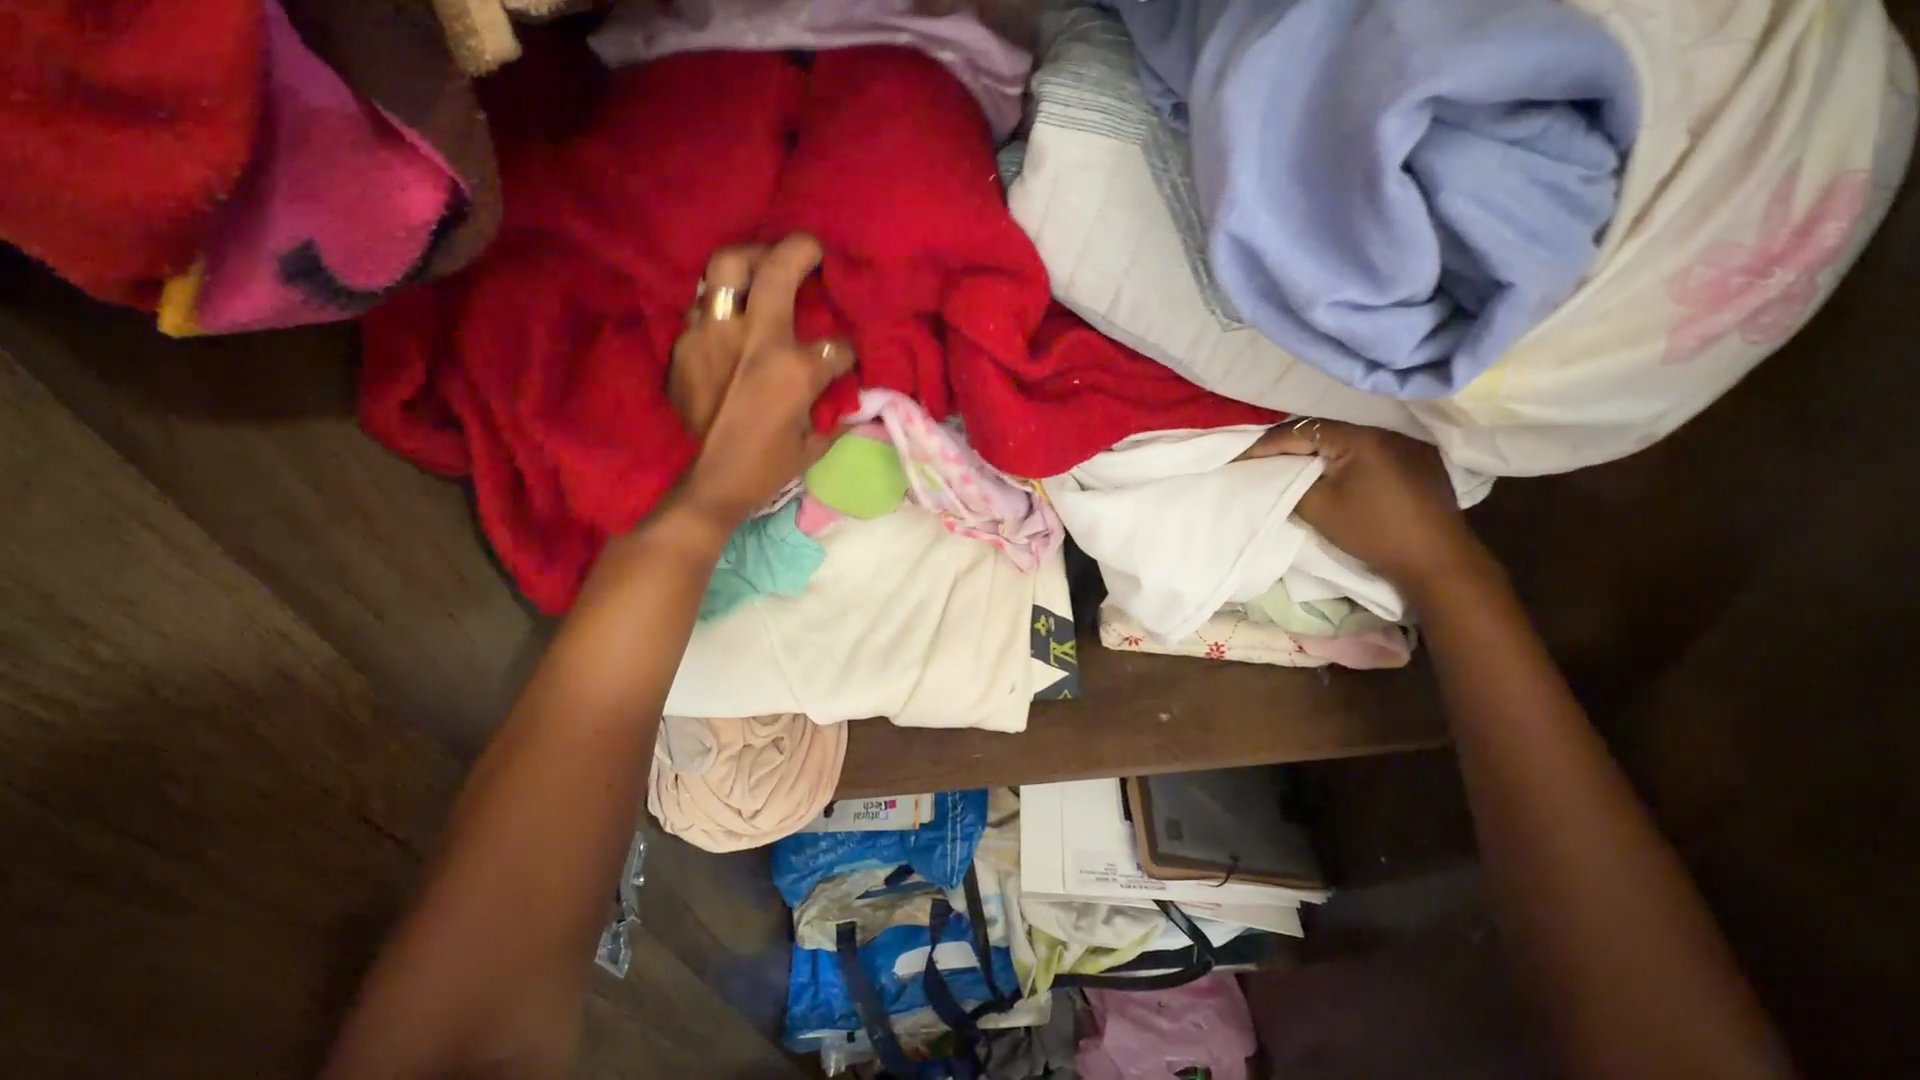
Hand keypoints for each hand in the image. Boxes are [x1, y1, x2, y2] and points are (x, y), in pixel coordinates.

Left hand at [671, 234, 854, 528]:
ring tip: (763, 264)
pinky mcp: (685, 344)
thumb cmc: (768, 467)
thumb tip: (850, 388)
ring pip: (726, 266)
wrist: (710, 482)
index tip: (846, 359)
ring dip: (751, 258)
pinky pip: (703, 302)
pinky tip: (732, 311)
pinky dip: (721, 300)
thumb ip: (835, 407)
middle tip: (812, 250)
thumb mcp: (816, 442)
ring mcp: (713, 335)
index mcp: (793, 369)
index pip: (837, 344)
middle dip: (801, 249)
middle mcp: (753, 339)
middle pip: (776, 267)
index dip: (848, 351)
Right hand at [1253, 420, 1491, 593]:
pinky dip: (1345, 458)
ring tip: (1293, 464)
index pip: (1300, 431)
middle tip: (1261, 459)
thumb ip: (1290, 484)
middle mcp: (1385, 431)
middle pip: (1325, 431)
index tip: (1239, 457)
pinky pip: (1370, 451)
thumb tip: (1272, 473)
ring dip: (1319, 451)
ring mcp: (1406, 444)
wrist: (1435, 559)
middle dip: (1290, 444)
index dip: (1266, 444)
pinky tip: (1334, 472)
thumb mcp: (1319, 509)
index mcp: (1359, 437)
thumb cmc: (1373, 532)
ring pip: (1348, 440)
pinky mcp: (1417, 461)